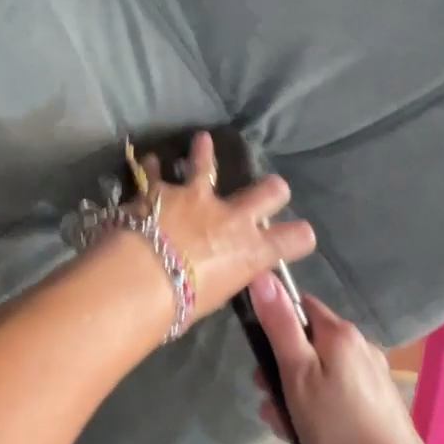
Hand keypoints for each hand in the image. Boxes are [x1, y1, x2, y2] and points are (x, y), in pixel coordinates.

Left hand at [130, 131, 316, 326]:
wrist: (142, 277)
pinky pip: (156, 172)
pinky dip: (153, 167)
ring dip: (204, 152)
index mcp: (250, 251)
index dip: (300, 235)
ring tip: (203, 139)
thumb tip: (222, 269)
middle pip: (266, 193)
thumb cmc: (180, 304)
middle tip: (274, 185)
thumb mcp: (216, 295)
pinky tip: (149, 160)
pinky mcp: (160, 188)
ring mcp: (195, 197)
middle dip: (273, 189)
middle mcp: (231, 217)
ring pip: (206, 165)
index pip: (293, 240)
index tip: (301, 233)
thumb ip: (224, 273)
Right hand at [248, 278, 443, 443]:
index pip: (299, 304)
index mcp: (341, 334)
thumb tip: (262, 273)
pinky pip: (337, 394)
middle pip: (308, 342)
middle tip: (266, 395)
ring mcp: (374, 379)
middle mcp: (361, 349)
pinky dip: (317, 407)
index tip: (261, 351)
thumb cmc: (338, 427)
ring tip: (282, 422)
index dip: (275, 322)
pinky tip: (306, 433)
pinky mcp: (380, 407)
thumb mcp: (297, 373)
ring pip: (321, 372)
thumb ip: (279, 323)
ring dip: (295, 391)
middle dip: (281, 366)